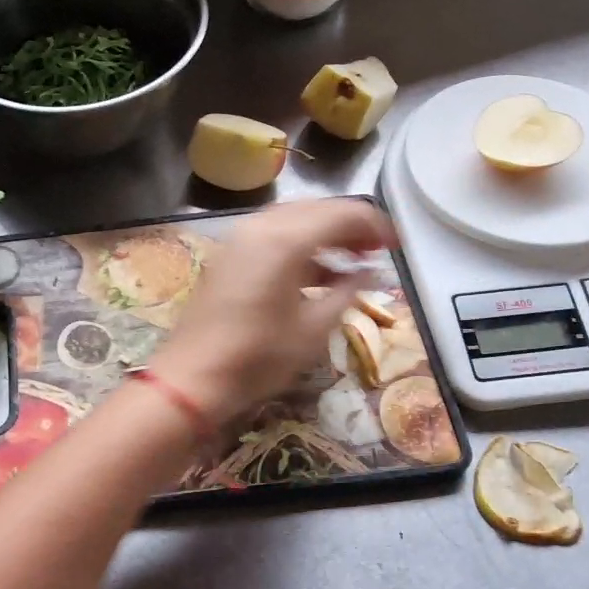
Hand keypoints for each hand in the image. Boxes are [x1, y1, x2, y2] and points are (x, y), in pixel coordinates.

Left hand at [151, 198, 395, 423]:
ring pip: (293, 220)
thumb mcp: (314, 330)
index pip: (342, 213)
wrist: (192, 378)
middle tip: (376, 251)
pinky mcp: (227, 256)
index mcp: (285, 240)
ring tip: (352, 260)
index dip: (375, 225)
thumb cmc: (257, 359)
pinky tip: (318, 272)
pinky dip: (299, 246)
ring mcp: (238, 240)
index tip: (396, 246)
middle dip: (350, 226)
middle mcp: (260, 228)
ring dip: (324, 233)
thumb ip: (347, 292)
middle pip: (316, 209)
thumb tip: (370, 272)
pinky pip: (271, 236)